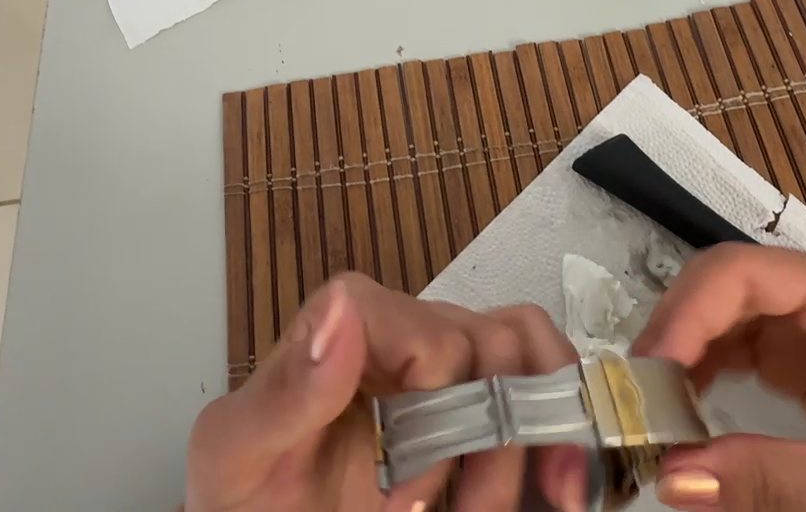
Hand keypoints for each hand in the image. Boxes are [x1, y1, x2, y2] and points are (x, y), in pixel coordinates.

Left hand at [185, 273, 589, 511]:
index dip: (439, 427)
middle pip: (493, 347)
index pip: (437, 342)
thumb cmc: (248, 491)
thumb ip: (285, 390)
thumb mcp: (241, 452)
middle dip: (497, 443)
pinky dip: (565, 424)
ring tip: (559, 499)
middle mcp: (411, 326)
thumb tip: (342, 312)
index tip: (409, 504)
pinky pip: (541, 380)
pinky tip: (561, 485)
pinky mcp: (473, 396)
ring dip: (551, 424)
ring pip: (529, 351)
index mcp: (356, 318)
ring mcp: (448, 360)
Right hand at [632, 245, 805, 511]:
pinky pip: (739, 352)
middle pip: (724, 288)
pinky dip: (704, 377)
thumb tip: (665, 479)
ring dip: (684, 357)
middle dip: (676, 335)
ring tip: (652, 409)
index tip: (643, 377)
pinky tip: (685, 413)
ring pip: (724, 318)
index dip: (683, 314)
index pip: (740, 274)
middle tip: (636, 399)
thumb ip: (766, 483)